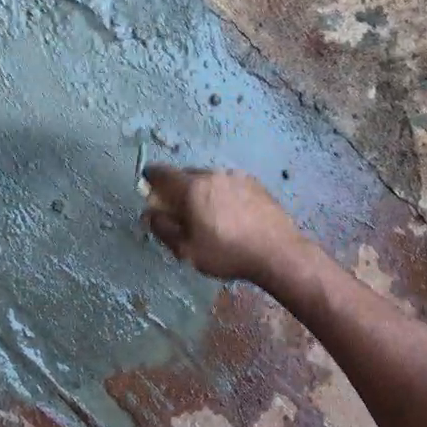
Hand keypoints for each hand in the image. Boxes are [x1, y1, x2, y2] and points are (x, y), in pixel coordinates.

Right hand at [141, 164, 313, 282]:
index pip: (162, 173)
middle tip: (179, 208)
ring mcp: (236, 177)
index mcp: (192, 188)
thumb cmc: (227, 253)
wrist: (278, 252)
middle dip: (178, 188)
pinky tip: (230, 213)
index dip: (151, 177)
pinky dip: (222, 193)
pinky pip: (229, 183)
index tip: (148, 185)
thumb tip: (149, 213)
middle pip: (186, 174)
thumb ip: (163, 228)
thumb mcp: (187, 250)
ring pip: (209, 178)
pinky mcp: (255, 183)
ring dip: (202, 190)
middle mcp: (213, 175)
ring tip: (207, 213)